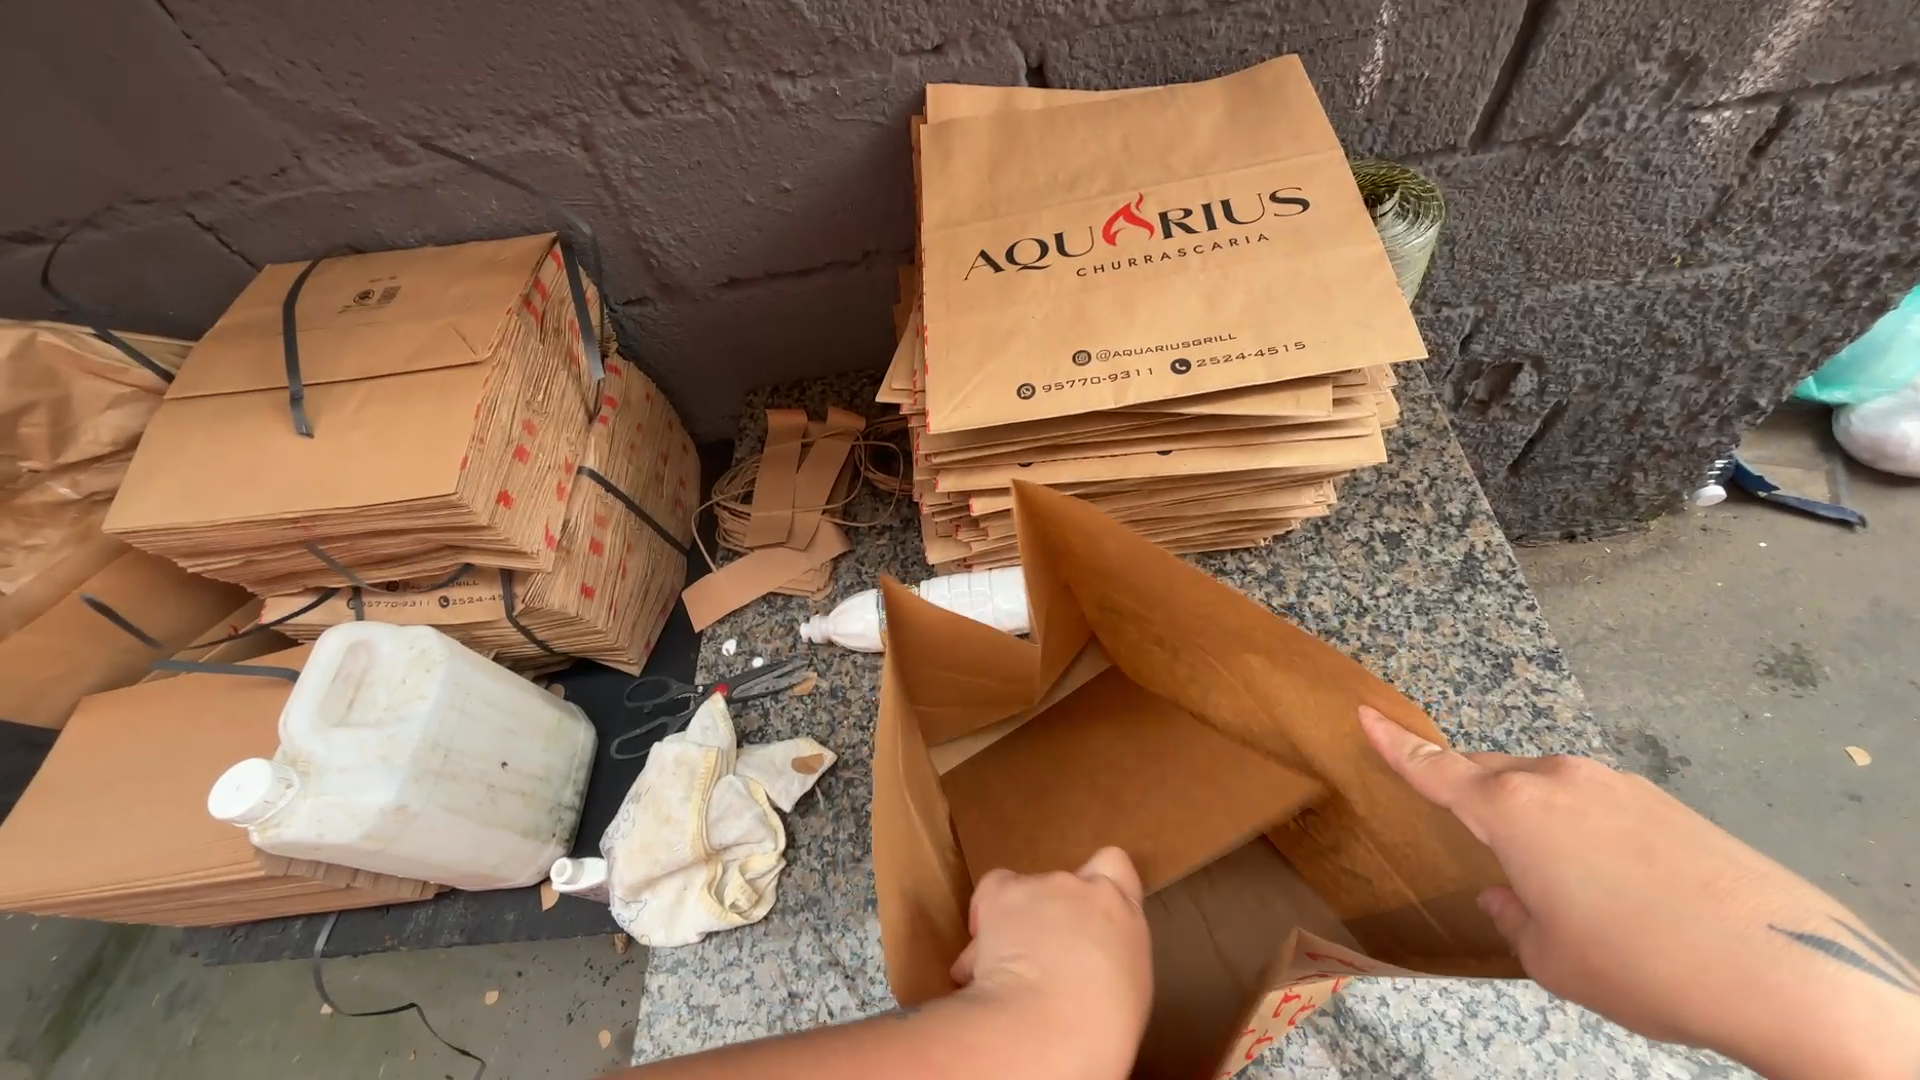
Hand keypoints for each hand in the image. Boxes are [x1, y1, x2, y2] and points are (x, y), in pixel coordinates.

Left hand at [949, 847, 1152, 1077]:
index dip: (1098, 882)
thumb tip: (1086, 961)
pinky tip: (986, 948)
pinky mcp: (1001, 892)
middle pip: (1065, 886)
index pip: (1114, 866)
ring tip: (1011, 966)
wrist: (1049, 1028)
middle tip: (1046, 957)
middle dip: (1055, 913)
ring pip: (1026, 892)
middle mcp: (1083, 888)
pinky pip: (993, 892)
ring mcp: (1041, 885)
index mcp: (1124, 915)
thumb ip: (1109, 955)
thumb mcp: (1125, 989)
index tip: (1089, 914)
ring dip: (1020, 919)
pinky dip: (988, 914)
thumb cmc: (1099, 1030)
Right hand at [1359, 706, 1919, 1079]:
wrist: (1792, 973)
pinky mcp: (1665, 801)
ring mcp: (1615, 785)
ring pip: (1545, 788)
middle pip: (1490, 774)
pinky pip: (1595, 802)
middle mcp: (1556, 780)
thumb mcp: (1551, 957)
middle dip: (1474, 798)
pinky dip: (1583, 829)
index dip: (1393, 744)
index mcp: (1511, 808)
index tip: (1364, 713)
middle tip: (1482, 846)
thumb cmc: (1638, 963)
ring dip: (1533, 819)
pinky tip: (1620, 882)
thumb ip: (1513, 915)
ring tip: (1564, 881)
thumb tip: (1510, 895)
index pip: (1433, 769)